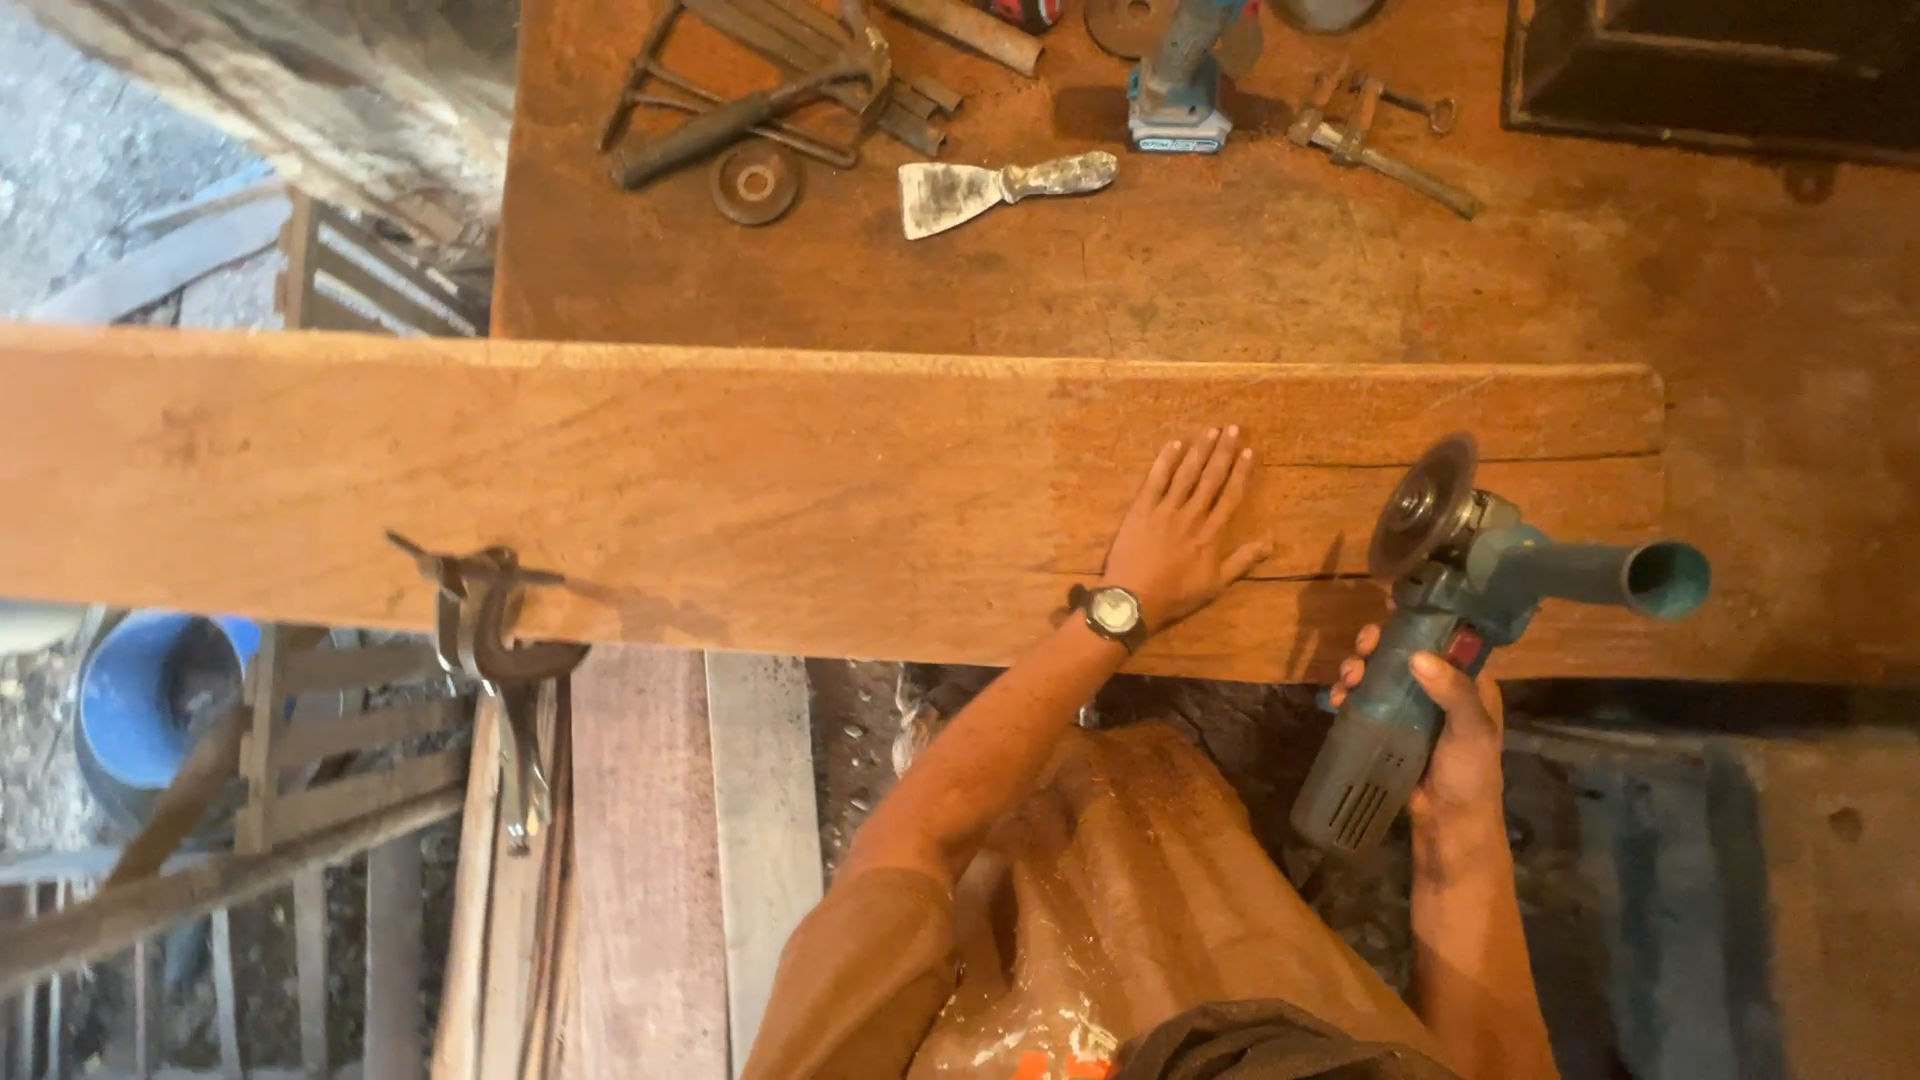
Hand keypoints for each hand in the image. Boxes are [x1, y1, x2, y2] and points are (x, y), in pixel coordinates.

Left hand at [1100, 426, 1272, 631]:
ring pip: (1186, 474)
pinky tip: (1174, 444)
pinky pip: (1155, 480)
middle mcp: (1191, 515)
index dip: (1241, 472)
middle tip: (1233, 428)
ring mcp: (1165, 510)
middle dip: (1223, 452)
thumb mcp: (1216, 584)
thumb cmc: (1176, 595)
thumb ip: (1242, 560)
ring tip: (1211, 430)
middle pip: (1211, 478)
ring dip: (1199, 450)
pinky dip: (1165, 461)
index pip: (1231, 495)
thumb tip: (1271, 541)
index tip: (1249, 451)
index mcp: (1211, 533)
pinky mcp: (1141, 509)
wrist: (1134, 598)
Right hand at [1329, 623, 1505, 824]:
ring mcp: (1408, 706)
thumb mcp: (1471, 732)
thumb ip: (1453, 692)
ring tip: (1347, 679)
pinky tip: (1337, 700)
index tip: (1393, 607)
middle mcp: (1436, 688)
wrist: (1447, 821)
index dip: (1420, 621)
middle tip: (1363, 646)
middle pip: (1402, 651)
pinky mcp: (1385, 724)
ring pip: (1378, 672)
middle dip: (1378, 644)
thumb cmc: (1469, 774)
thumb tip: (1416, 656)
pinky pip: (1362, 698)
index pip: (1444, 640)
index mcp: (1466, 683)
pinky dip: (1347, 692)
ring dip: (1357, 667)